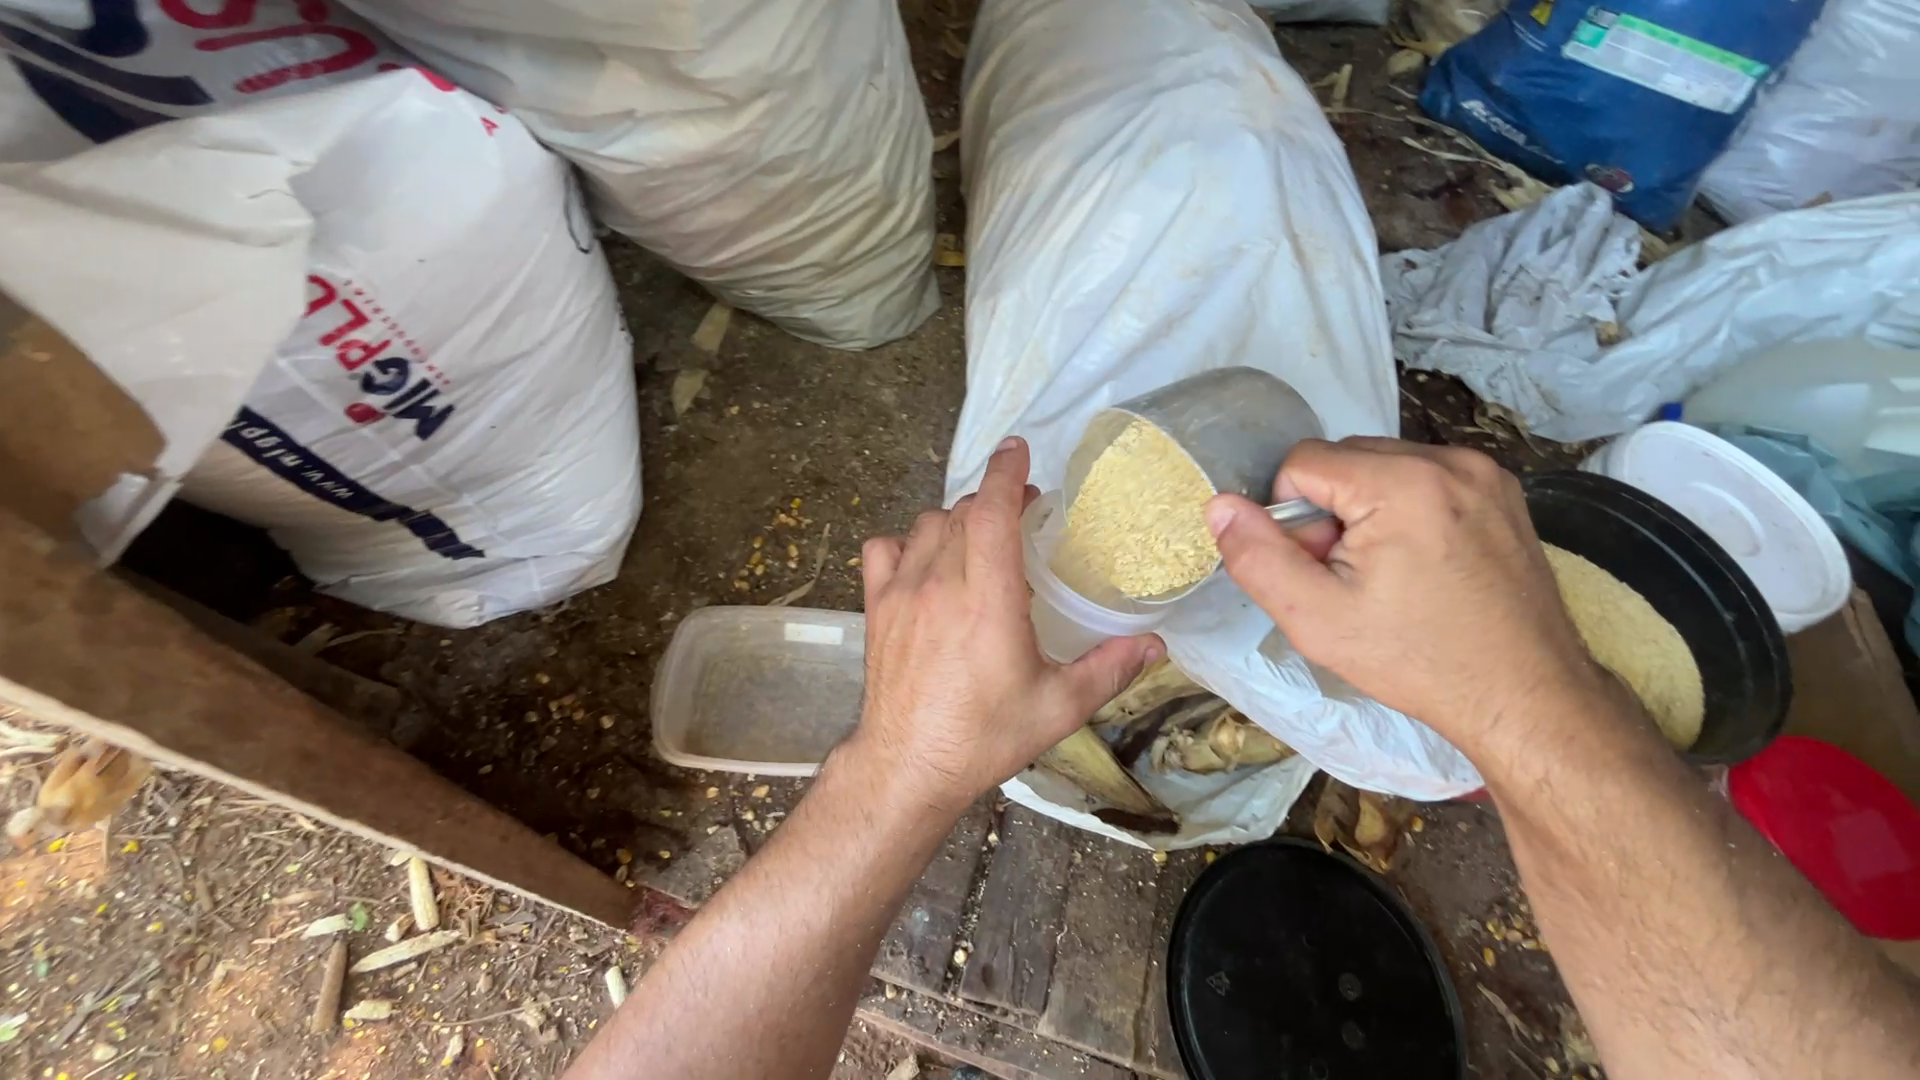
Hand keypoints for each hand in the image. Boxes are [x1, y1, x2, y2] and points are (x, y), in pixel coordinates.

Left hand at [852, 436, 1162, 815]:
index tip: (1020, 450)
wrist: (908, 765)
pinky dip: (906, 542)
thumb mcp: (1058, 707)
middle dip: (994, 500)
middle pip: (964, 512)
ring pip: (927, 526)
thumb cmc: (984, 736)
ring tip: (980, 539)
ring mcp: (902, 593)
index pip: (993, 512)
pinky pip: (883, 549)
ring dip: (957, 520)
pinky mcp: (876, 608)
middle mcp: (940, 583)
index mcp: (988, 599)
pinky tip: (924, 562)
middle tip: (1022, 513)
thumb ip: (1108, 669)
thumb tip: (1155, 644)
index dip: (1007, 473)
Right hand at [1205, 437, 1606, 755]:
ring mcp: (1484, 471)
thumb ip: (1257, 556)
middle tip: (1349, 575)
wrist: (1525, 696)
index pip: (1301, 461)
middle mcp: (1449, 459)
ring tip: (1385, 572)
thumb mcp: (1314, 618)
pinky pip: (1420, 476)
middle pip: (1341, 459)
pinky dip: (1400, 507)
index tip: (1321, 568)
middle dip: (1327, 510)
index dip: (1291, 516)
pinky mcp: (1501, 489)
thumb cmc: (1414, 659)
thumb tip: (1218, 504)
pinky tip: (1418, 562)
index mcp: (1402, 483)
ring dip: (1361, 508)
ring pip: (1379, 466)